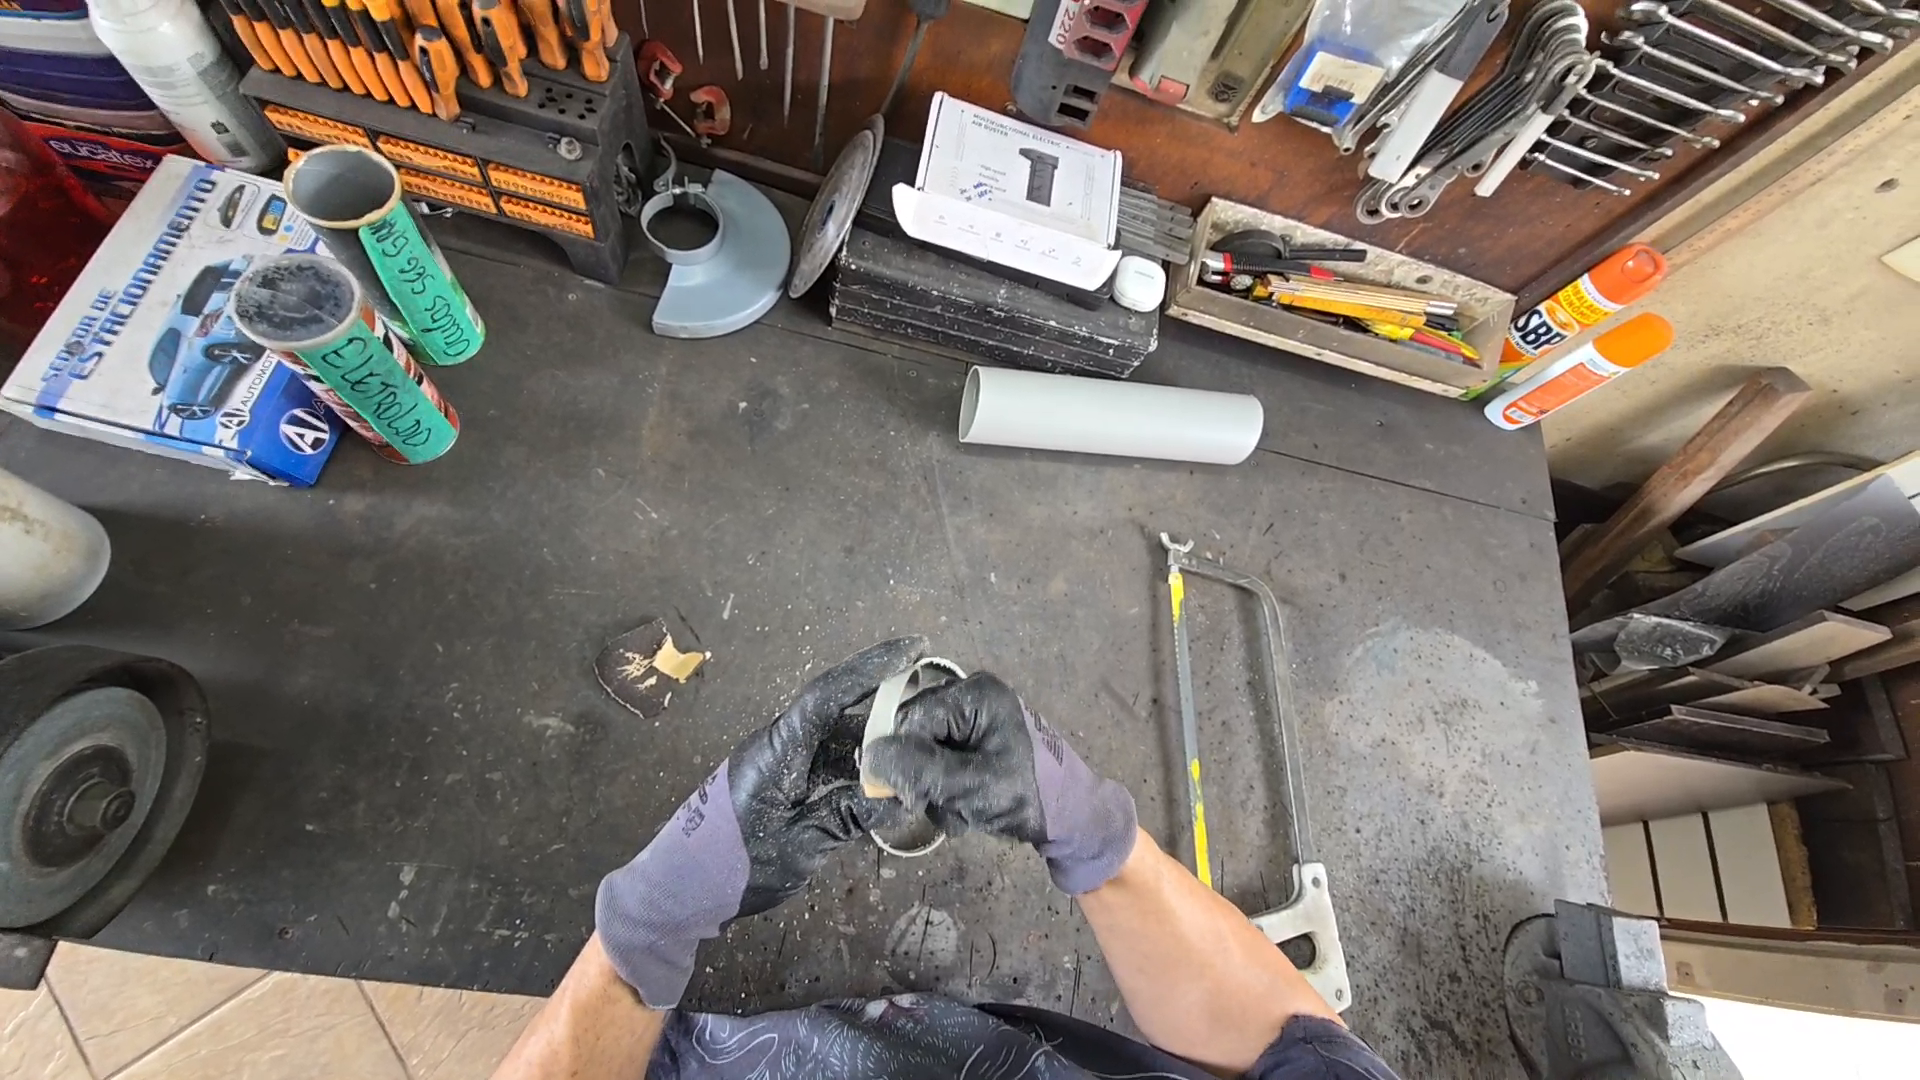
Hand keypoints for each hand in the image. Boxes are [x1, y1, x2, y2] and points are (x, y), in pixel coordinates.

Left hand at [595, 637, 922, 1007]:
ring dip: (871, 738)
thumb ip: (848, 816)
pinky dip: (853, 764)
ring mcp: (777, 761)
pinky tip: (880, 777)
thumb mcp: (799, 846)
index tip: (912, 649)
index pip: (829, 694)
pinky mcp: (778, 779)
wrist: (677, 892)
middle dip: (882, 700)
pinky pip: (824, 760)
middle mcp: (778, 744)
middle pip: (837, 709)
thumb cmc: (731, 868)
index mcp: (777, 750)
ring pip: (833, 737)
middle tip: (929, 698)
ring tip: (915, 742)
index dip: (872, 668)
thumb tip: (899, 794)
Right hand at [865, 672, 1135, 894]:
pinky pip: (943, 761)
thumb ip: (920, 769)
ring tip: (963, 812)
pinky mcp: (978, 740)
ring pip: (926, 753)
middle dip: (924, 777)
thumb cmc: (1030, 796)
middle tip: (945, 806)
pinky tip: (968, 809)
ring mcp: (976, 718)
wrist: (1076, 819)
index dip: (902, 758)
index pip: (911, 719)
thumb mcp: (971, 786)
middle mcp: (971, 696)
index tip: (911, 798)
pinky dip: (948, 790)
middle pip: (916, 735)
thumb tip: (870, 756)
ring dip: (936, 790)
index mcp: (974, 694)